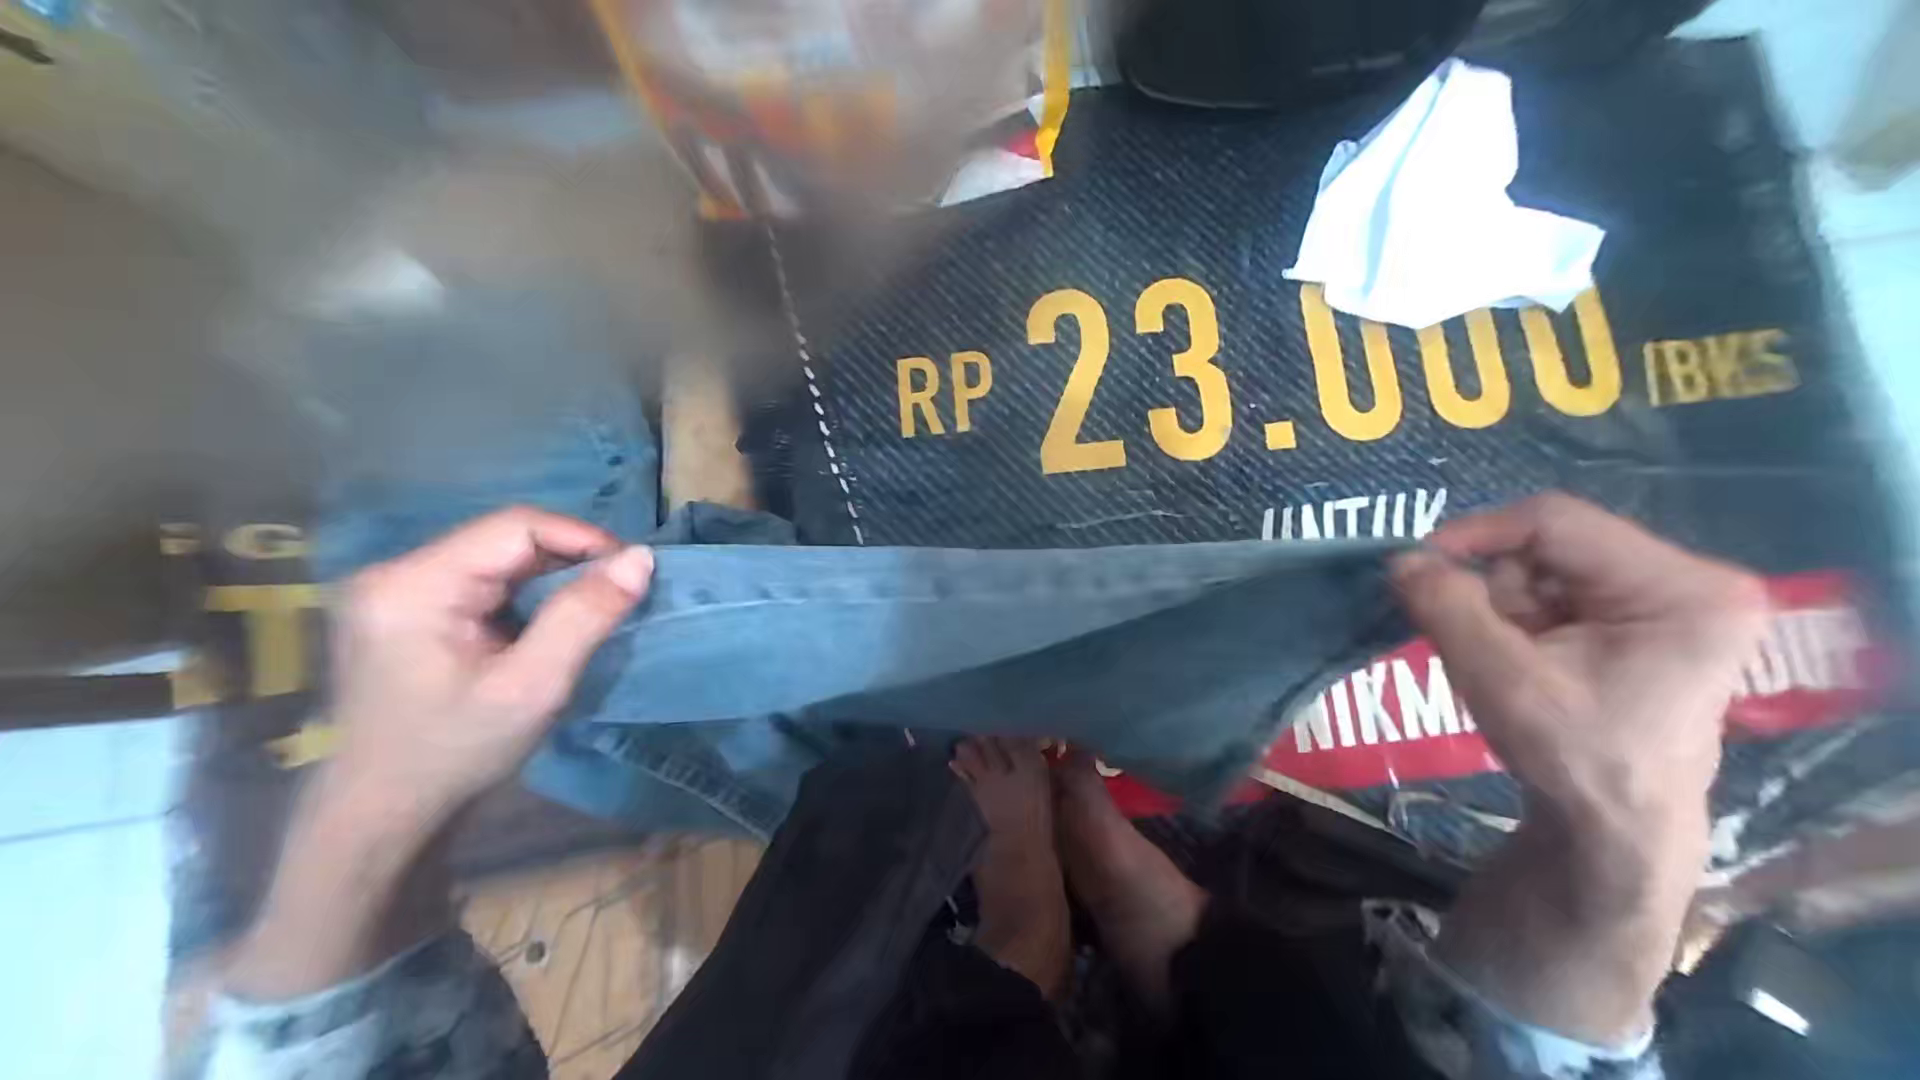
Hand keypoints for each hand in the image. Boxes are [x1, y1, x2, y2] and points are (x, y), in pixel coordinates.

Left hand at [327, 506, 653, 823]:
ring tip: (590, 611)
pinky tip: (548, 625)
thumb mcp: (533, 685)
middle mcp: (397, 573)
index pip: (515, 527)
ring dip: (553, 579)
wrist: (382, 813)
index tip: (630, 572)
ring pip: (500, 560)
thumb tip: (641, 558)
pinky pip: (485, 581)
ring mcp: (398, 591)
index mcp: (414, 584)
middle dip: (571, 561)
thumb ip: (585, 615)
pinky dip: (529, 596)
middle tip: (616, 596)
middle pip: (506, 540)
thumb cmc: (455, 752)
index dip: (582, 539)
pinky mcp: (408, 610)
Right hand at [1391, 494, 1768, 1044]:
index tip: (1417, 568)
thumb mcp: (1500, 681)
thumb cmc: (1574, 757)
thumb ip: (1448, 610)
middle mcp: (1686, 578)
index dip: (1475, 534)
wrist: (1613, 824)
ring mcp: (1663, 595)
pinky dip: (1512, 616)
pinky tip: (1521, 657)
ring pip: (1538, 564)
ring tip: (1508, 660)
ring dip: (1500, 604)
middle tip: (1484, 642)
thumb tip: (1400, 558)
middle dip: (1494, 587)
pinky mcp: (1636, 613)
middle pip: (1546, 543)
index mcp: (1682, 588)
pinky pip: (1546, 586)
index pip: (1554, 521)